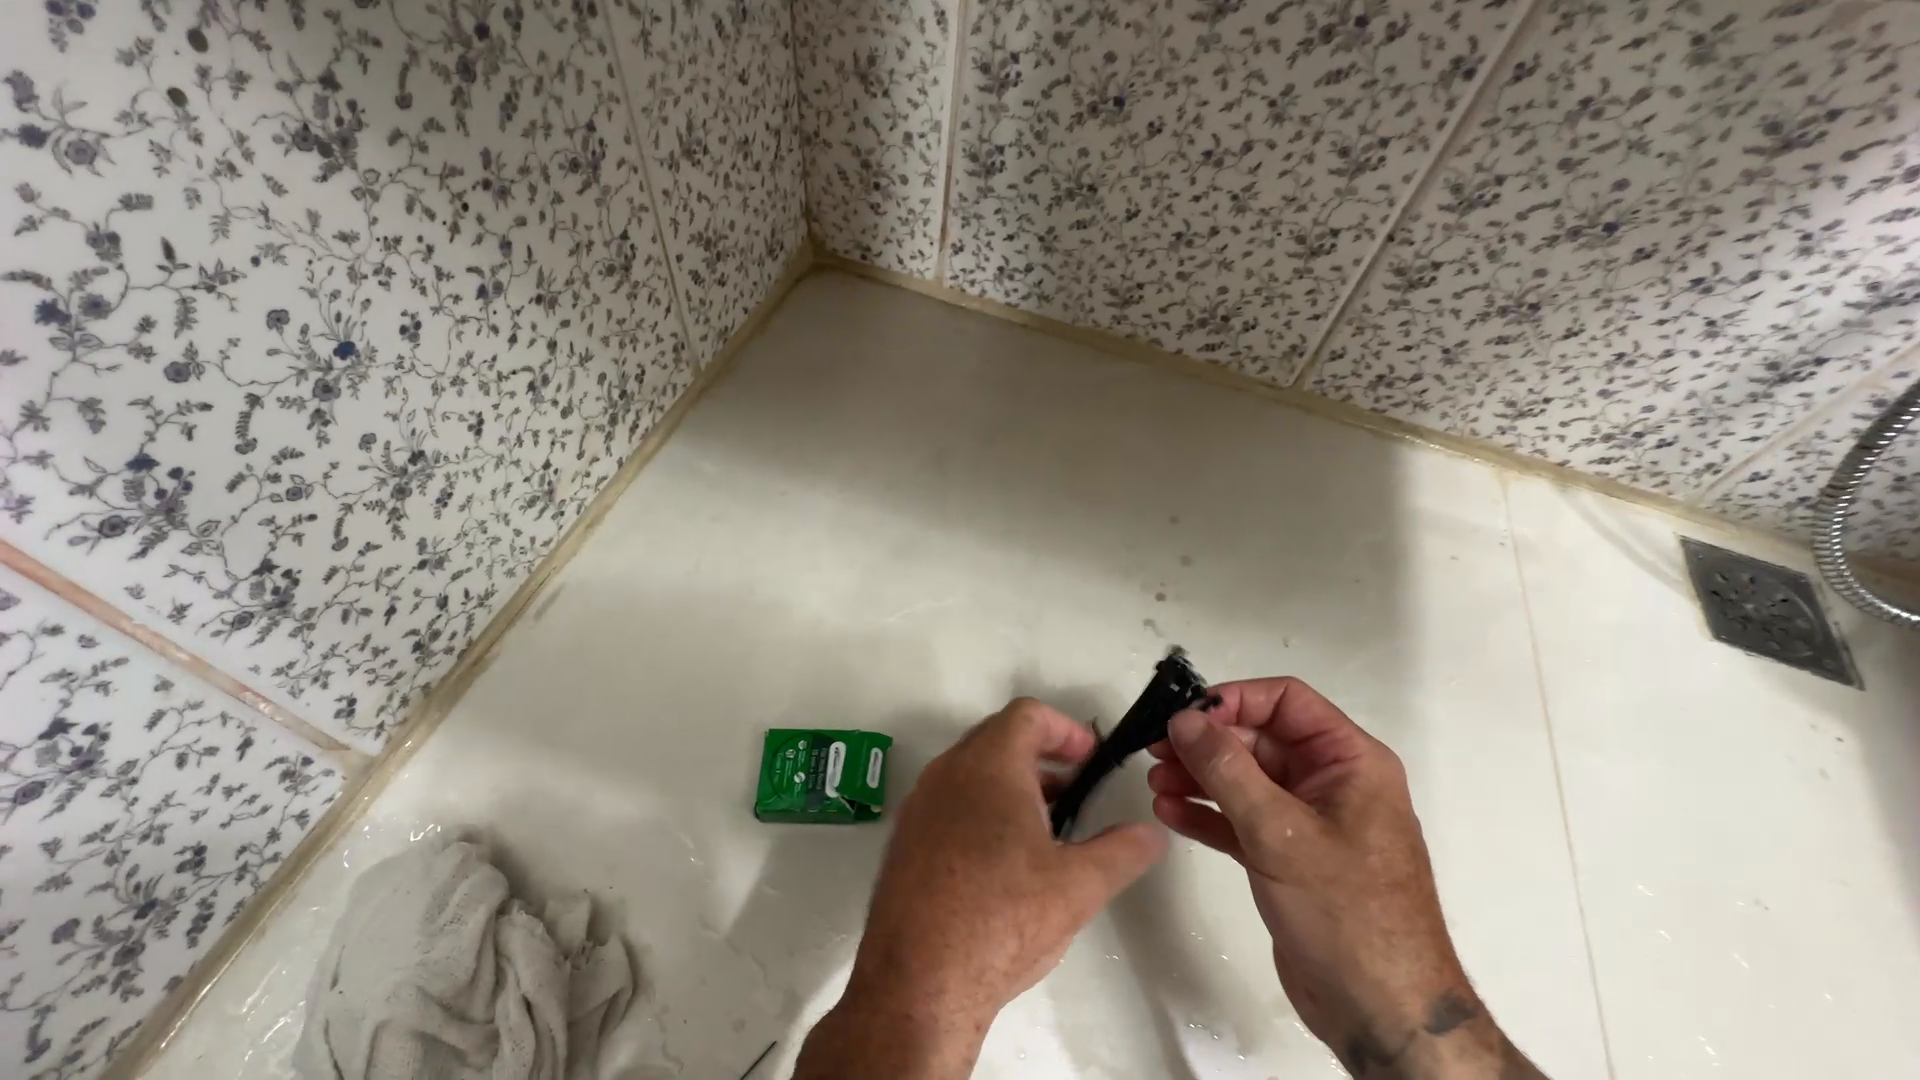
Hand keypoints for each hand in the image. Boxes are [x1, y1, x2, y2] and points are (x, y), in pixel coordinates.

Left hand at [795, 698, 1166, 1079]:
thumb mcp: (1078, 887)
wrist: (916, 984)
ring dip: (1011, 783)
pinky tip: (1002, 862)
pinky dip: (980, 808)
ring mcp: (918, 806)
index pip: (1028, 715)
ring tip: (1044, 828)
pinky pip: (948, 802)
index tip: (1092, 760)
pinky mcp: (904, 840)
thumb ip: (1122, 852)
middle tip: (1075, 790)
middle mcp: (946, 773)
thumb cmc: (1001, 920)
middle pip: (998, 737)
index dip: (1066, 729)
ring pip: (970, 771)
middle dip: (1041, 756)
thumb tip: (1151, 834)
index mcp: (988, 766)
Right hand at [1149, 677, 1545, 1079]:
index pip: (1286, 702)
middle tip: (1155, 752)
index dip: (1234, 700)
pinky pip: (1239, 819)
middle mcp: (1329, 782)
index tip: (1185, 717)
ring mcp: (1307, 821)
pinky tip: (1170, 813)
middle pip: (1258, 740)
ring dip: (1198, 777)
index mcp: (1348, 761)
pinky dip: (1206, 814)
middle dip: (1206, 744)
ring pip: (1244, 780)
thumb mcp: (1280, 831)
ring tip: (1154, 784)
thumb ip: (1227, 769)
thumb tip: (1183, 719)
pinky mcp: (1286, 857)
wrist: (1380, 1010)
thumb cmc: (1343, 910)